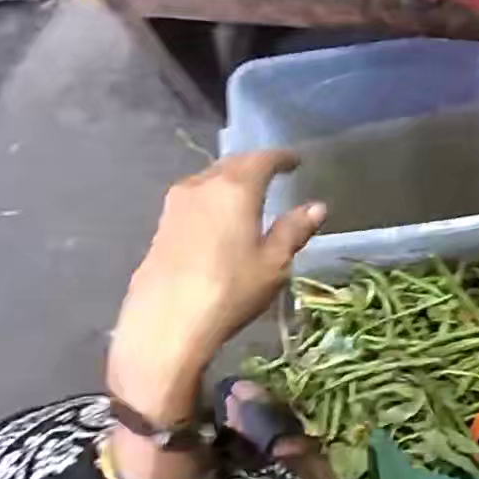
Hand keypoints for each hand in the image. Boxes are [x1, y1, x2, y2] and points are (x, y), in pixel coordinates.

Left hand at [108, 151, 326, 419]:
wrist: (167, 321)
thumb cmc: (230, 290)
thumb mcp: (274, 264)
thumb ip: (293, 230)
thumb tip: (316, 206)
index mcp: (235, 188)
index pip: (262, 159)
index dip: (281, 157)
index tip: (295, 161)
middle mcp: (202, 185)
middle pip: (232, 165)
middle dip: (254, 165)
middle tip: (273, 173)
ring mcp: (176, 204)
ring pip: (209, 180)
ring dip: (230, 181)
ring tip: (247, 194)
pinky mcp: (161, 226)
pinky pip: (194, 200)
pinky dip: (213, 200)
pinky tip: (218, 219)